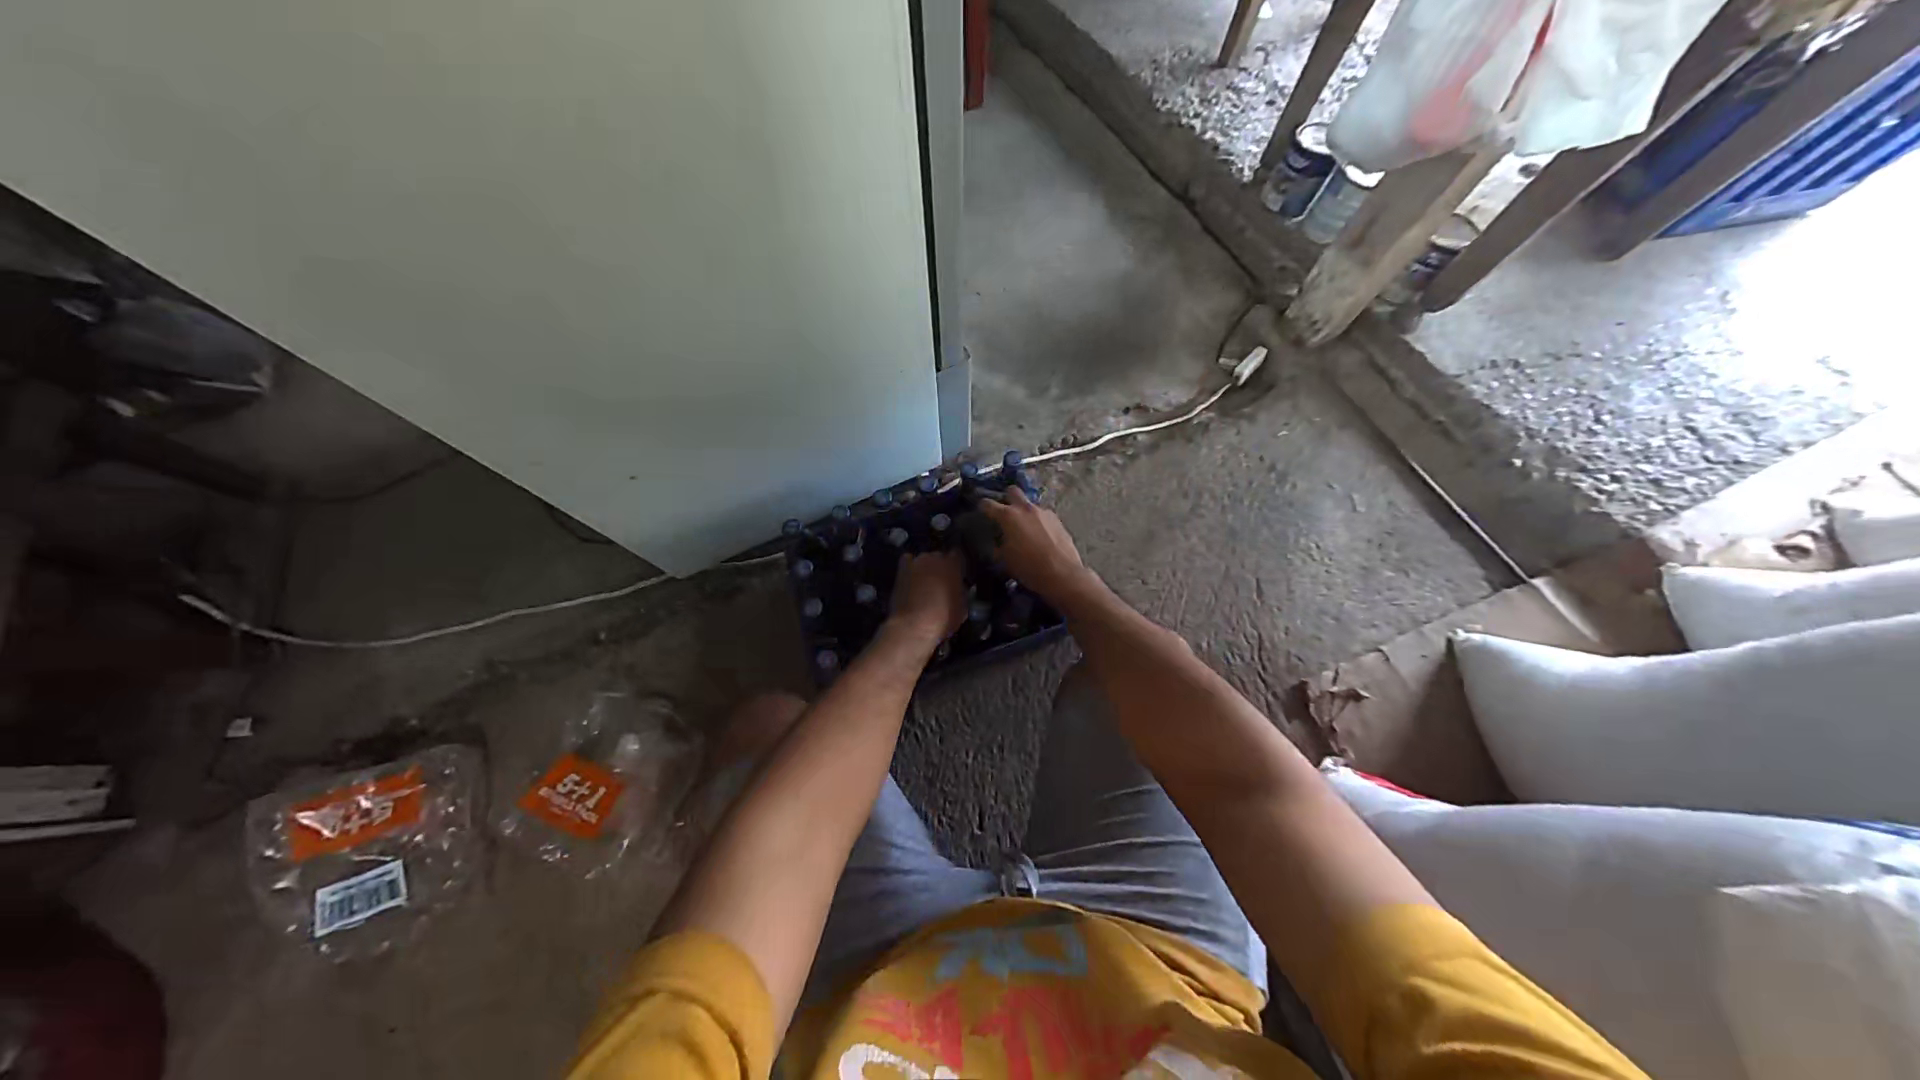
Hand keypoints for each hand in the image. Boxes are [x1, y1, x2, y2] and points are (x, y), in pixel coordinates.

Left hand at [887, 550, 965, 643]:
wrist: (913, 624)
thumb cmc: (943, 618)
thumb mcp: (962, 608)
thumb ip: (962, 593)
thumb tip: (959, 589)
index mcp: (953, 566)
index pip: (957, 555)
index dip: (956, 565)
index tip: (956, 574)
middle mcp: (935, 558)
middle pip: (939, 556)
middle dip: (940, 566)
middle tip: (940, 581)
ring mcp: (917, 562)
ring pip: (924, 559)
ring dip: (925, 567)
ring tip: (924, 581)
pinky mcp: (902, 569)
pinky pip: (907, 561)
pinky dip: (909, 567)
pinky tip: (910, 577)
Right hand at [976, 487, 1096, 604]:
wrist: (1062, 574)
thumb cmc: (1028, 568)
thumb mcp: (1004, 560)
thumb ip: (997, 546)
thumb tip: (996, 542)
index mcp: (1008, 516)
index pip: (988, 504)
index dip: (982, 506)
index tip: (980, 510)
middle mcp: (1026, 509)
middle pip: (1013, 491)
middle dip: (1006, 498)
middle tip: (1005, 512)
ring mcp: (1044, 512)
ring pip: (1030, 504)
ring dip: (1025, 512)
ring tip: (1025, 528)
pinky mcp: (1058, 520)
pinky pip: (1043, 516)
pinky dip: (1038, 522)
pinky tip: (1040, 536)